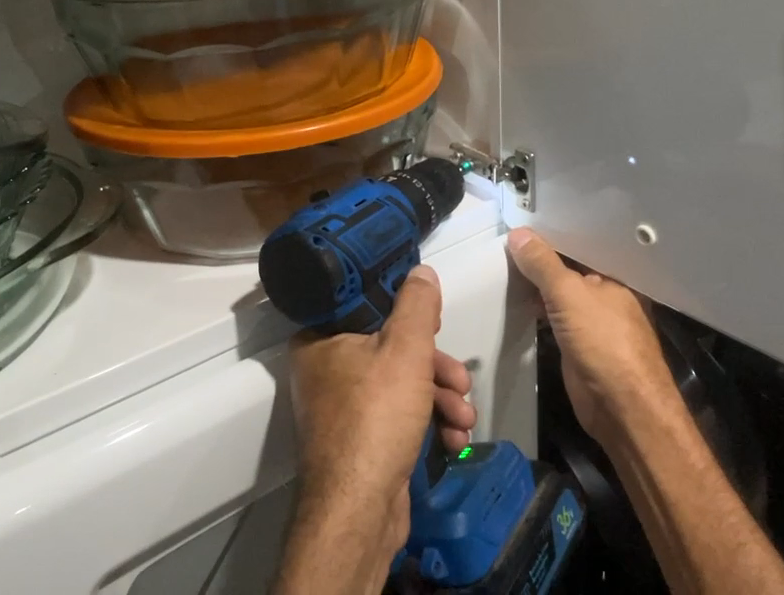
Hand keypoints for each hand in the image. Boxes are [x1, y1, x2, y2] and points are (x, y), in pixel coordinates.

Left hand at [274, 264, 476, 594]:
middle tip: (460, 379)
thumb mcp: (405, 350)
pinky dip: (429, 422)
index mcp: (319, 339)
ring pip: (401, 383)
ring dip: (441, 397)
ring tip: (464, 416)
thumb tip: (421, 272)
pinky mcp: (362, 439)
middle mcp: (325, 369)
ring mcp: (342, 408)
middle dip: (436, 366)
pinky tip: (454, 438)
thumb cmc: (376, 417)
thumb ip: (417, 306)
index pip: (365, 306)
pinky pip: (399, 415)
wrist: (361, 511)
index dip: (405, 310)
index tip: (435, 322)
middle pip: (392, 348)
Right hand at [507, 228, 681, 450]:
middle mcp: (607, 294)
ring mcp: (592, 320)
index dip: (554, 232)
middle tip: (506, 237)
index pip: (582, 244)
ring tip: (503, 261)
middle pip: (569, 268)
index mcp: (616, 276)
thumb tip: (518, 234)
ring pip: (560, 293)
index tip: (524, 218)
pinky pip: (553, 315)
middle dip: (542, 256)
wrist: (621, 408)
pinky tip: (514, 296)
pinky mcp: (578, 343)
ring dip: (536, 282)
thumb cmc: (604, 342)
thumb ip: (543, 264)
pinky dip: (536, 306)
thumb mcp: (570, 294)